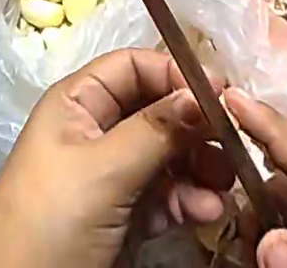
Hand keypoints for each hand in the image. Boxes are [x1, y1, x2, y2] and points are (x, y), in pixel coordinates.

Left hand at [0, 49, 234, 267]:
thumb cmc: (54, 218)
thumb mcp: (103, 170)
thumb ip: (155, 131)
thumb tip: (201, 92)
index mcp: (78, 101)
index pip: (132, 68)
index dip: (173, 74)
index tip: (220, 94)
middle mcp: (96, 128)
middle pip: (155, 110)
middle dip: (193, 125)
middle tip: (233, 144)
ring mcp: (111, 172)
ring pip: (165, 154)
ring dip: (197, 165)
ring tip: (226, 183)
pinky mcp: (124, 214)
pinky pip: (164, 194)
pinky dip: (188, 200)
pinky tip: (208, 211)